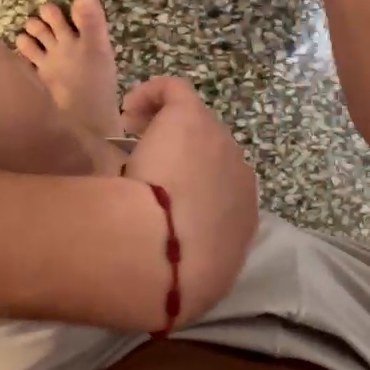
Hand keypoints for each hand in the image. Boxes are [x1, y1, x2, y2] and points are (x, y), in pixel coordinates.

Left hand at [119, 77, 258, 327]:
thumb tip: (164, 274)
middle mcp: (239, 174)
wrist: (168, 254)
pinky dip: (151, 95)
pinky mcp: (191, 116)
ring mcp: (217, 142)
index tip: (155, 200)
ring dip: (163, 131)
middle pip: (207, 154)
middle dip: (176, 159)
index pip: (218, 191)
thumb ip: (187, 268)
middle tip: (140, 171)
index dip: (186, 188)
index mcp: (243, 217)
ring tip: (130, 143)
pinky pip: (174, 90)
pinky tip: (126, 112)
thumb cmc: (177, 274)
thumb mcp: (190, 280)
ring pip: (191, 123)